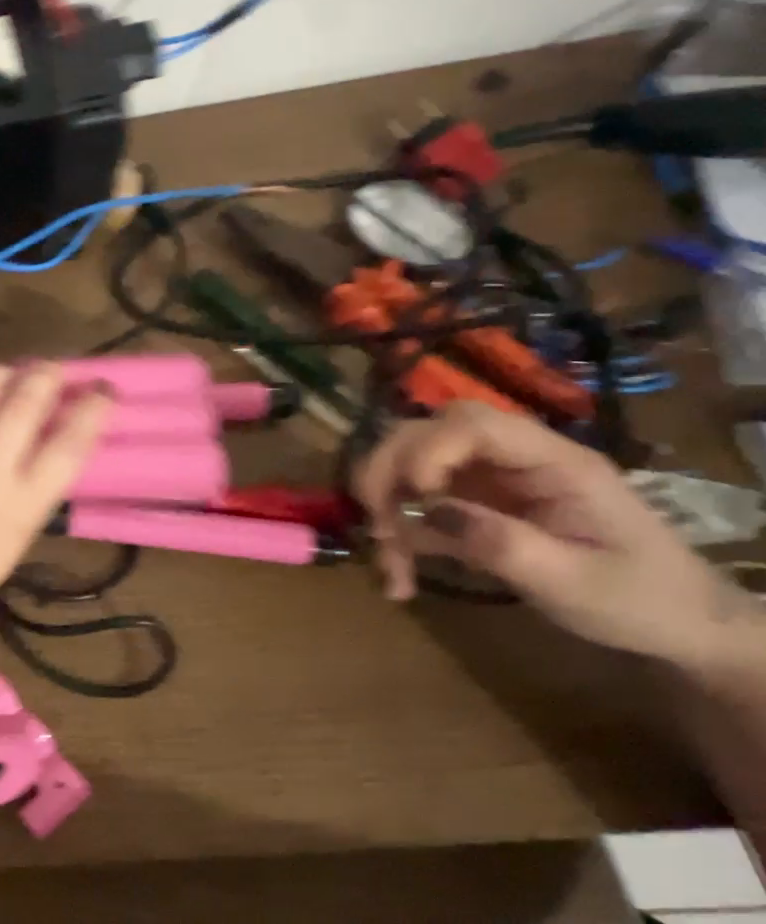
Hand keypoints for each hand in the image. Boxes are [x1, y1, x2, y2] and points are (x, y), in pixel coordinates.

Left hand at [0, 362, 114, 644]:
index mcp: (23, 506)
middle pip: (24, 406)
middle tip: (51, 368)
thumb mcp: (18, 537)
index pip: (70, 445)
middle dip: (46, 376)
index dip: (93, 409)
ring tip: (4, 373)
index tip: (102, 388)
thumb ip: (34, 488)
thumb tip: (49, 436)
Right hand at [353, 401, 755, 667]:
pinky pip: (416, 506)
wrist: (677, 626)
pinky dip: (397, 536)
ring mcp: (491, 482)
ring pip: (408, 468)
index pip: (471, 424)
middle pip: (425, 434)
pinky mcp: (474, 506)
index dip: (426, 449)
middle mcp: (514, 460)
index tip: (415, 497)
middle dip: (386, 472)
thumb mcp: (575, 583)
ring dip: (385, 509)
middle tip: (374, 522)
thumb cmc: (641, 601)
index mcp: (554, 462)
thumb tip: (431, 511)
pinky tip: (400, 576)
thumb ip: (503, 544)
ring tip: (390, 565)